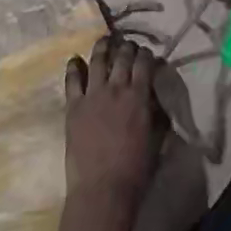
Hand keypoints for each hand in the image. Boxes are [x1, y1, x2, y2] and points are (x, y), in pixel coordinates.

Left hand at [63, 35, 162, 208]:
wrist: (102, 189)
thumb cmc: (135, 171)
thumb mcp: (157, 142)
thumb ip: (158, 117)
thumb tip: (158, 102)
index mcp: (139, 97)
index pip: (144, 64)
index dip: (147, 55)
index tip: (148, 53)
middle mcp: (116, 89)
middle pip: (122, 57)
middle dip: (127, 47)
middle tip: (128, 45)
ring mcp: (92, 95)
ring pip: (97, 61)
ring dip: (102, 47)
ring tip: (105, 41)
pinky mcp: (73, 106)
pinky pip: (72, 79)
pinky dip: (74, 66)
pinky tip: (75, 60)